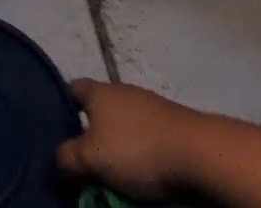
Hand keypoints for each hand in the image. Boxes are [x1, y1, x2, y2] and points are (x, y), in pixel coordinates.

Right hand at [56, 80, 210, 200]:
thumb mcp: (89, 158)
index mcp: (98, 91)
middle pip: (100, 109)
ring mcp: (151, 106)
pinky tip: (145, 172)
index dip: (63, 105)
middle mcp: (122, 91)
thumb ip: (67, 156)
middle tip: (87, 161)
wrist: (199, 154)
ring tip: (117, 173)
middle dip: (93, 133)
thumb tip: (62, 158)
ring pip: (125, 125)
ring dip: (120, 145)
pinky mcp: (174, 125)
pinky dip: (143, 152)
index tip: (60, 130)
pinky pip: (148, 137)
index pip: (72, 87)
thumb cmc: (136, 149)